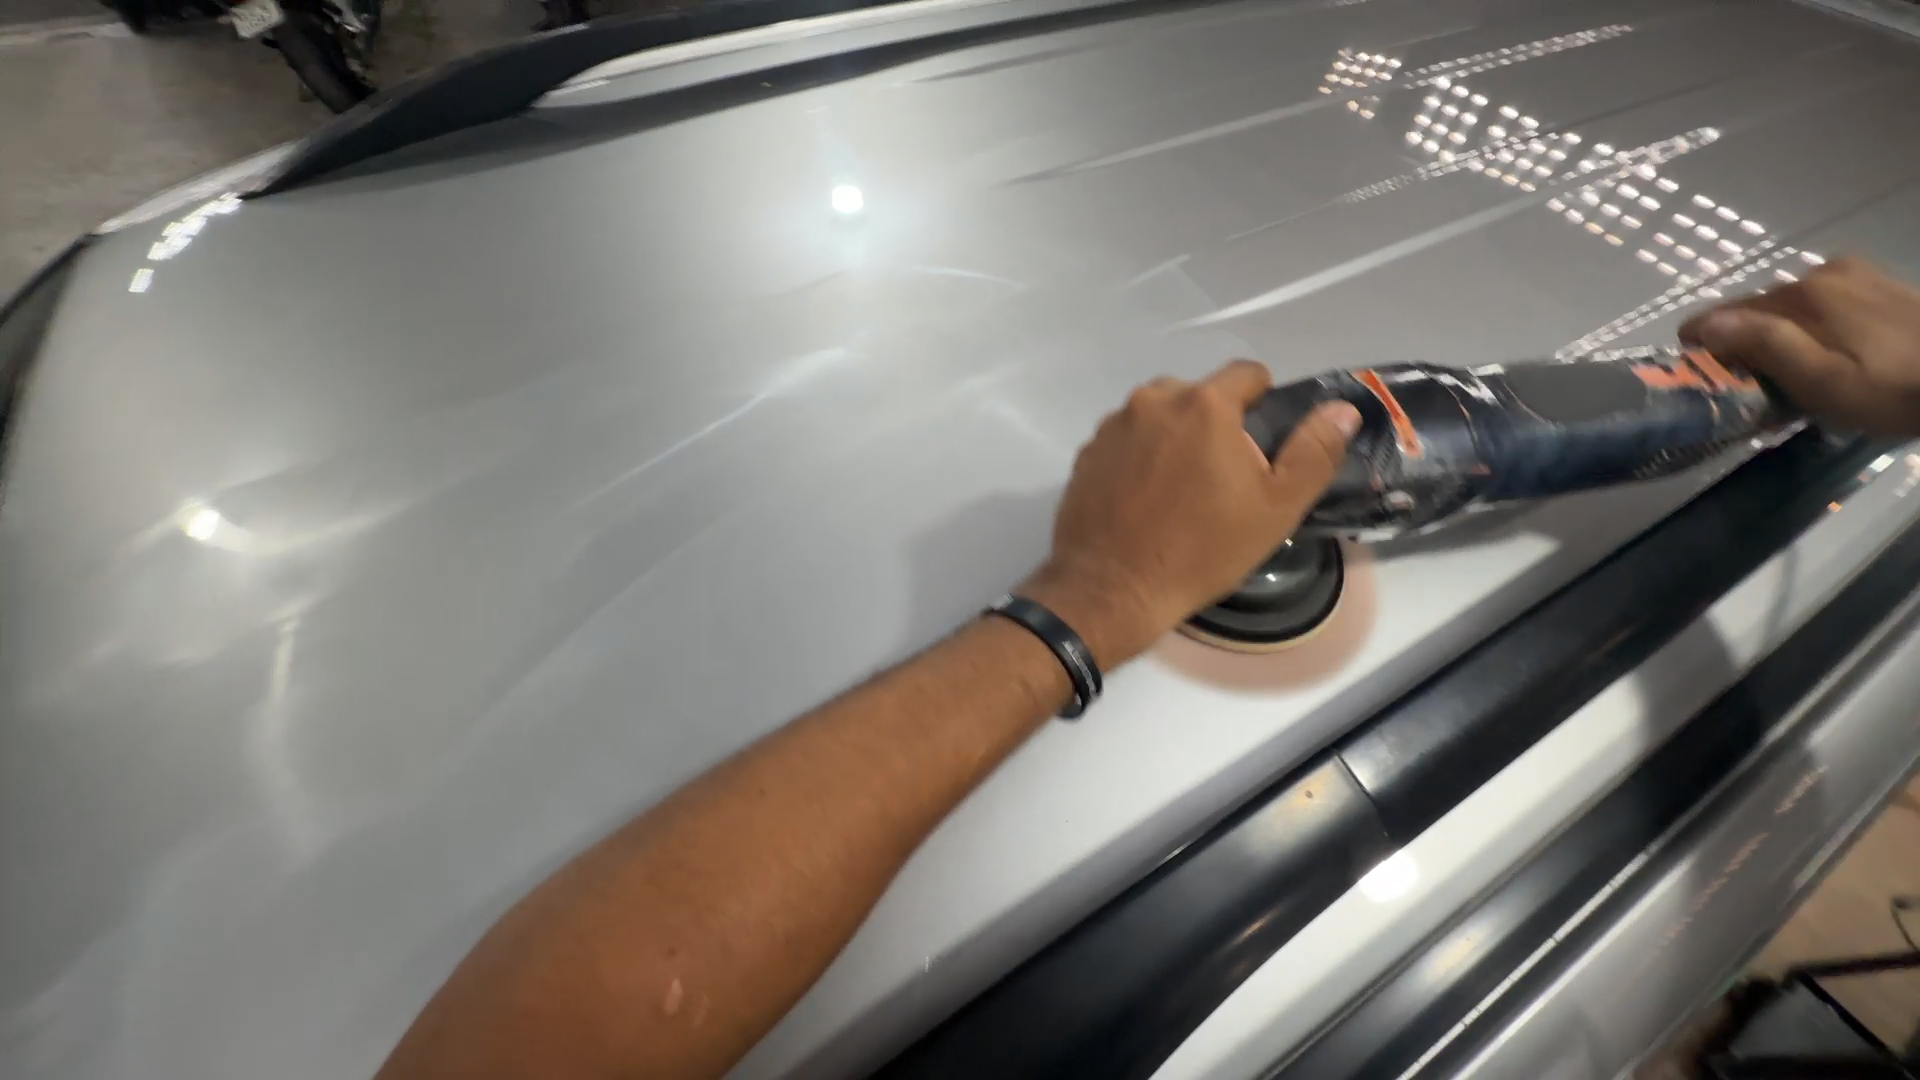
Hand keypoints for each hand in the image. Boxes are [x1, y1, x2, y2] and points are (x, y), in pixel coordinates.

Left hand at [1019, 360, 1360, 666]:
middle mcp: (1151, 402)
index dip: (1263, 402)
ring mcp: (1111, 427)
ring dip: (1173, 439)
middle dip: (1215, 424)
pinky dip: (1138, 458)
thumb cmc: (1201, 549)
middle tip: (1220, 477)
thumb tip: (1341, 409)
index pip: (1247, 374)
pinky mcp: (1085, 454)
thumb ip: (1314, 451)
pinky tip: (1142, 500)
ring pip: (1158, 417)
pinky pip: (1124, 441)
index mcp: (1202, 404)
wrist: (1113, 589)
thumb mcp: (1276, 507)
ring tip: (1178, 491)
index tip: (1261, 442)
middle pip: (1198, 395)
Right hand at [1679, 257, 1919, 435]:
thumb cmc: (1892, 390)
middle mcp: (1817, 274)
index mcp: (1796, 296)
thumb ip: (1763, 345)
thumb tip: (1703, 325)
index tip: (1727, 382)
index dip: (1707, 353)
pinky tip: (1837, 350)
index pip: (1711, 319)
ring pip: (1781, 310)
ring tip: (1807, 369)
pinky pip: (1816, 303)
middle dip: (1744, 346)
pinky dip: (1811, 326)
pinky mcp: (1875, 282)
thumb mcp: (1820, 380)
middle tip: (1771, 385)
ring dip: (1778, 337)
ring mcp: (1851, 274)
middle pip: (1747, 314)